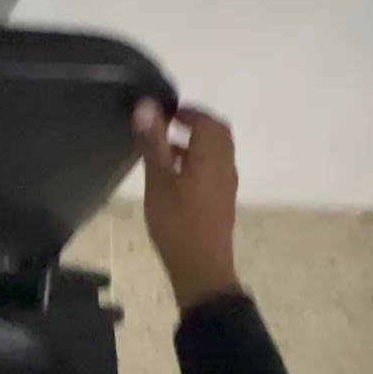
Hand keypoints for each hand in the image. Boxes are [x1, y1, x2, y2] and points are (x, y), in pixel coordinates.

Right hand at [134, 99, 241, 309]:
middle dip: (193, 126)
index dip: (188, 112)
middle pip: (216, 135)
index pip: (208, 121)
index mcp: (212, 157)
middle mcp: (225, 166)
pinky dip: (195, 163)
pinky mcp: (220, 202)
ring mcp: (225, 186)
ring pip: (214, 154)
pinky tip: (172, 179)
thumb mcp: (158, 181)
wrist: (201, 268)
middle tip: (164, 127)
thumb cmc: (177, 222)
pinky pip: (211, 171)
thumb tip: (147, 106)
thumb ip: (153, 143)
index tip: (163, 112)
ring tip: (162, 151)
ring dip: (193, 145)